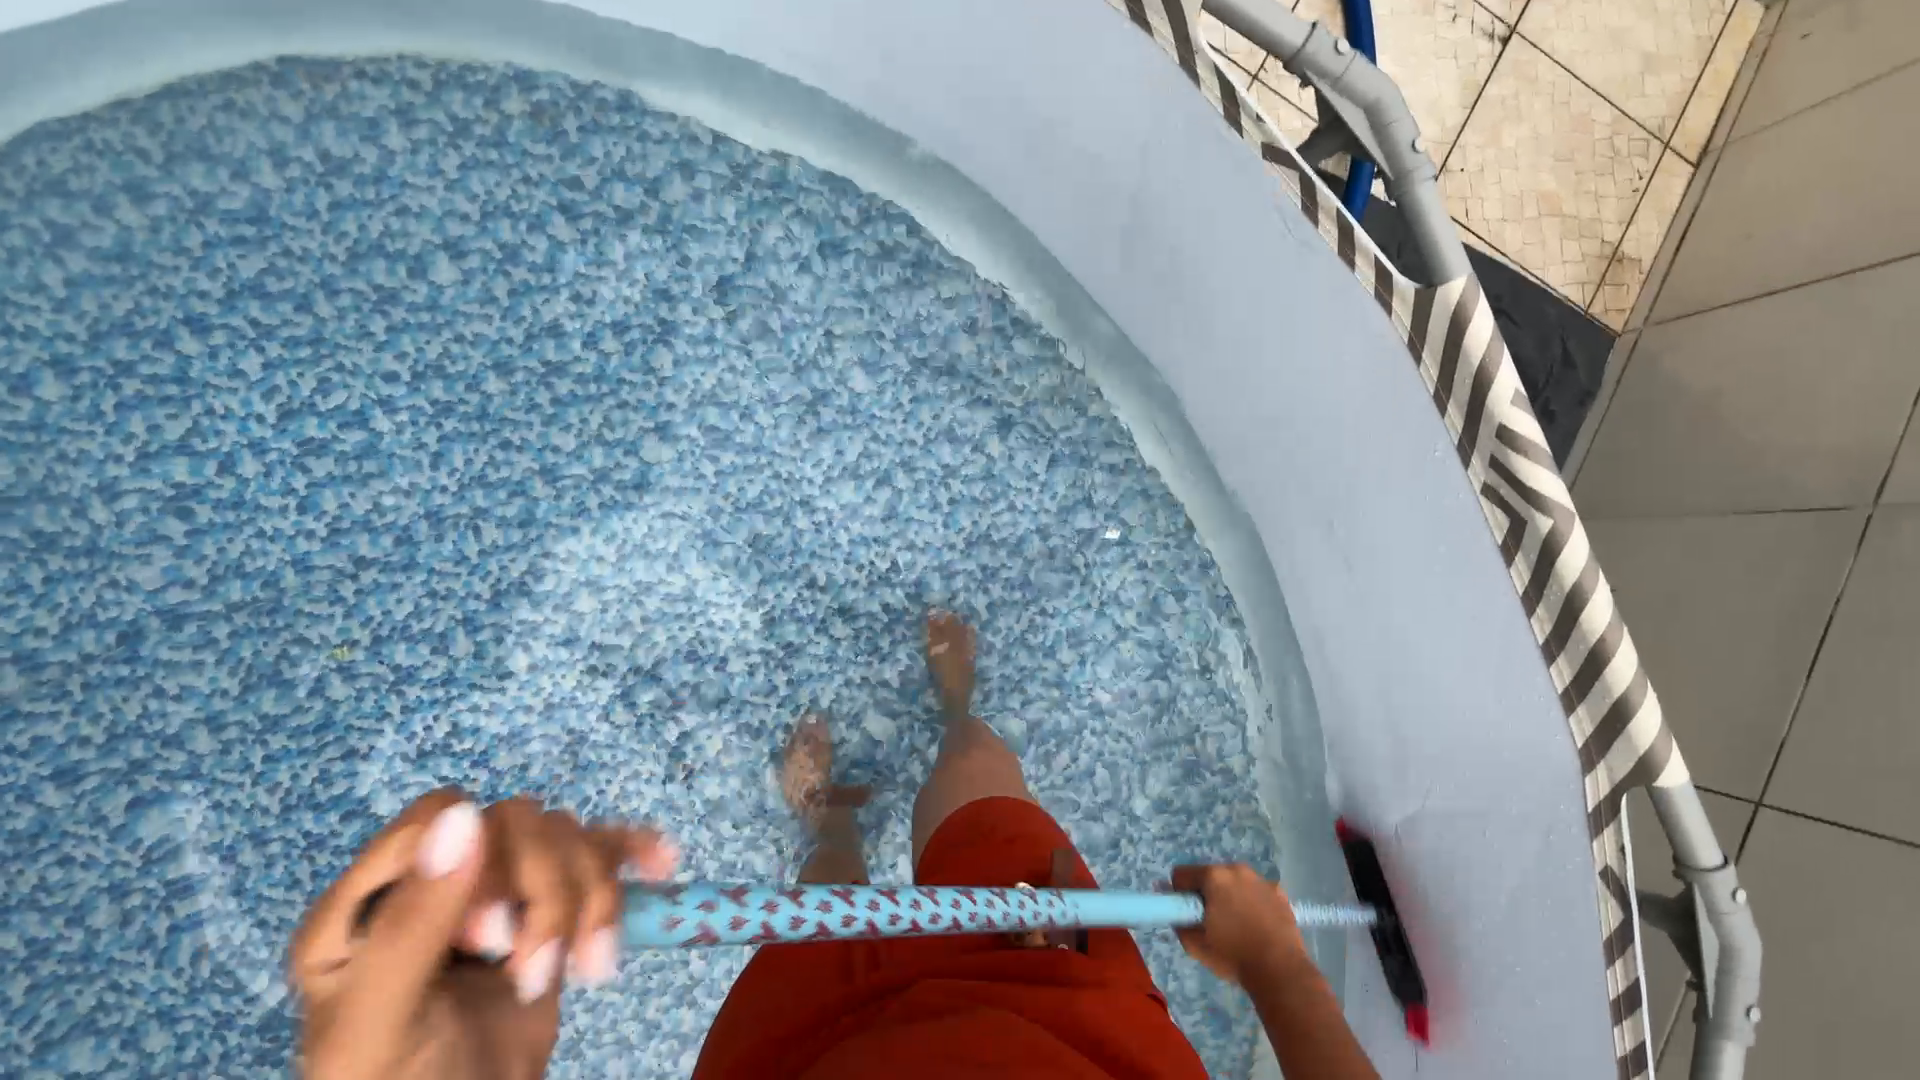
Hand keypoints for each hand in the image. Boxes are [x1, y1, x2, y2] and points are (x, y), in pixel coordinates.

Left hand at [289, 790, 676, 1079]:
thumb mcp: (381, 1021)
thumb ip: (412, 924)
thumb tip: (466, 815)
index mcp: (372, 897)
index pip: (437, 818)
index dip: (477, 861)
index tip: (487, 936)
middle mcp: (439, 880)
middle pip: (518, 823)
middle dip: (546, 893)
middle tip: (535, 969)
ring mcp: (503, 891)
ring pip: (567, 837)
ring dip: (591, 900)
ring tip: (587, 967)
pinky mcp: (555, 906)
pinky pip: (601, 851)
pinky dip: (634, 852)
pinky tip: (661, 865)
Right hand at [1171, 863, 1312, 987]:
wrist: (1280, 971)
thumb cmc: (1233, 956)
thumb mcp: (1195, 945)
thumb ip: (1179, 923)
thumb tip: (1176, 912)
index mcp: (1213, 877)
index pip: (1181, 874)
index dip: (1179, 894)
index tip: (1188, 914)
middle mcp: (1237, 870)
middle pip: (1210, 876)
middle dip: (1207, 893)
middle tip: (1212, 922)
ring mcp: (1261, 880)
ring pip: (1235, 882)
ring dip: (1230, 896)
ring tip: (1238, 925)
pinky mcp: (1280, 893)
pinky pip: (1257, 891)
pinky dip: (1253, 902)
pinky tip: (1258, 925)